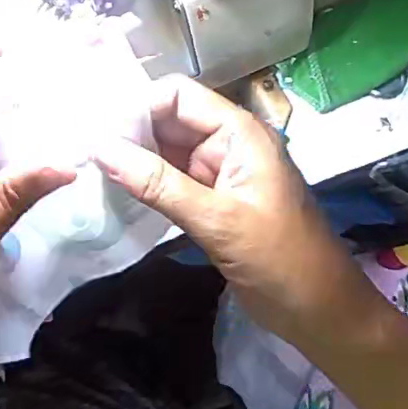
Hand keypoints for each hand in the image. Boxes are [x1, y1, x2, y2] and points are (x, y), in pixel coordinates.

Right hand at [93, 76, 370, 351]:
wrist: (321, 312)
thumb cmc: (281, 260)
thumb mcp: (218, 220)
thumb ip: (158, 183)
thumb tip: (100, 148)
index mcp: (239, 133)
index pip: (178, 95)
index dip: (138, 107)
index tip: (100, 134)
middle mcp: (226, 144)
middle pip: (168, 120)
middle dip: (129, 133)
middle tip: (85, 154)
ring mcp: (217, 174)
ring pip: (165, 151)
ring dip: (133, 159)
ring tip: (91, 170)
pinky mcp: (210, 202)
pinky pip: (169, 180)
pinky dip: (145, 184)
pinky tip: (115, 192)